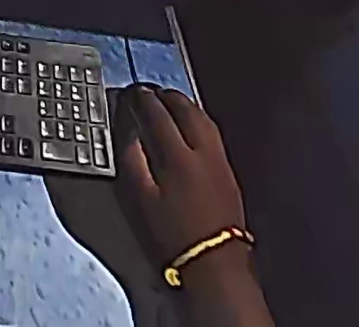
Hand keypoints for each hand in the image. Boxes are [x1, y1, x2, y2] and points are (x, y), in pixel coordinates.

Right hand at [118, 86, 247, 273]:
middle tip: (149, 92)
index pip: (158, 114)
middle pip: (185, 109)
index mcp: (178, 157)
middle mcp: (203, 152)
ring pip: (203, 118)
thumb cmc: (173, 232)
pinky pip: (213, 132)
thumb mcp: (141, 197)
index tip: (132, 92)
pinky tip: (189, 123)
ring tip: (168, 100)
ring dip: (184, 104)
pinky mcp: (229, 171)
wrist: (216, 265)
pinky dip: (197, 118)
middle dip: (165, 96)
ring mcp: (220, 160)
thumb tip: (129, 132)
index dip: (143, 99)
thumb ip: (133, 159)